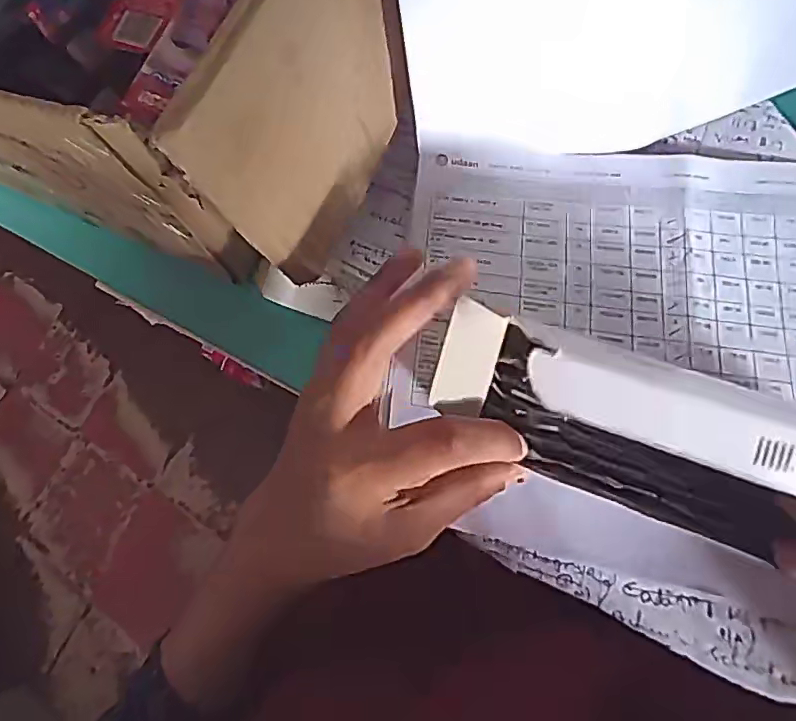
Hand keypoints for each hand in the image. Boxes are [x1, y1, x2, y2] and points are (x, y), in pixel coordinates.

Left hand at [225, 250, 528, 593]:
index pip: (436, 442)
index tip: (518, 442)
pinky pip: (344, 330)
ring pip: (351, 325)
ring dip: (386, 285)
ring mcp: (319, 390)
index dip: (484, 440)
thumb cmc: (341, 540)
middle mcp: (334, 416)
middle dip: (421, 301)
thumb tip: (512, 460)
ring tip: (420, 254)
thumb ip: (459, 495)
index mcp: (361, 467)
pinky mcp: (317, 379)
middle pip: (375, 344)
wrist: (277, 528)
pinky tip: (392, 280)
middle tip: (462, 269)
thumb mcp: (405, 535)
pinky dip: (369, 300)